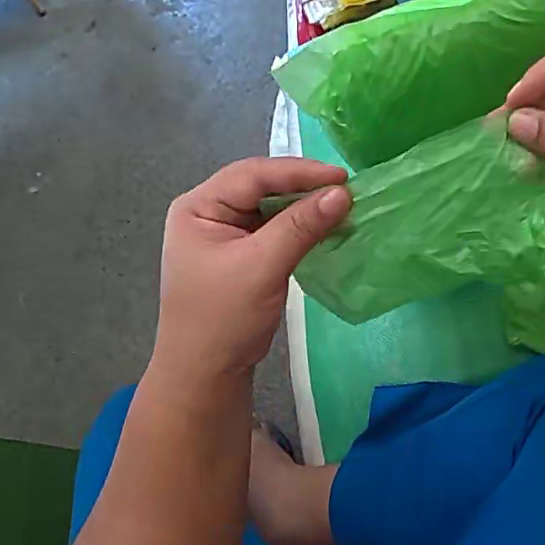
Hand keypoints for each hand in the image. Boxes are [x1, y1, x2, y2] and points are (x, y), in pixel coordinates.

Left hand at [155, 158, 350, 375]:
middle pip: (262, 187)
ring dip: (305, 207)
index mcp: (199, 207)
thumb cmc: (224, 317)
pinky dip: (302, 227)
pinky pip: (276, 230)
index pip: (253, 175)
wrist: (207, 372)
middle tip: (346, 190)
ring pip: (272, 208)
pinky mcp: (244, 256)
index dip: (299, 172)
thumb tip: (343, 194)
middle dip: (303, 187)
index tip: (342, 178)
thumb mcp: (263, 266)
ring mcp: (226, 235)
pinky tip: (326, 227)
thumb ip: (302, 226)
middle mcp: (209, 213)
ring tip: (341, 206)